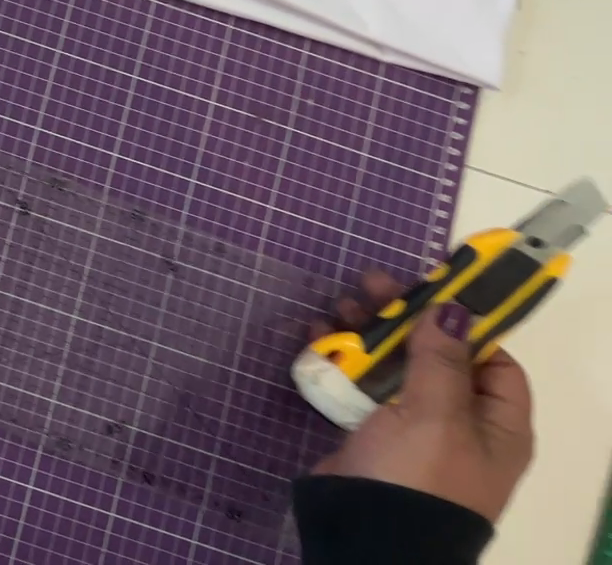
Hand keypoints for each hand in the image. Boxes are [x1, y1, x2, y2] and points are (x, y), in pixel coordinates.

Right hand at [309, 270, 534, 521]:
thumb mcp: (435, 414)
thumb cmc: (417, 470)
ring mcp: (408, 424)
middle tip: (368, 284)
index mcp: (494, 422)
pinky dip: (339, 356)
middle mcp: (457, 420)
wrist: (370, 526)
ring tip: (336, 309)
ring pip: (389, 364)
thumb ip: (441, 361)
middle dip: (402, 319)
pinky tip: (317, 337)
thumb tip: (455, 309)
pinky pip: (357, 381)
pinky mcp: (367, 427)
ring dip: (364, 333)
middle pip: (432, 355)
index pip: (492, 361)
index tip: (426, 290)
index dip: (462, 324)